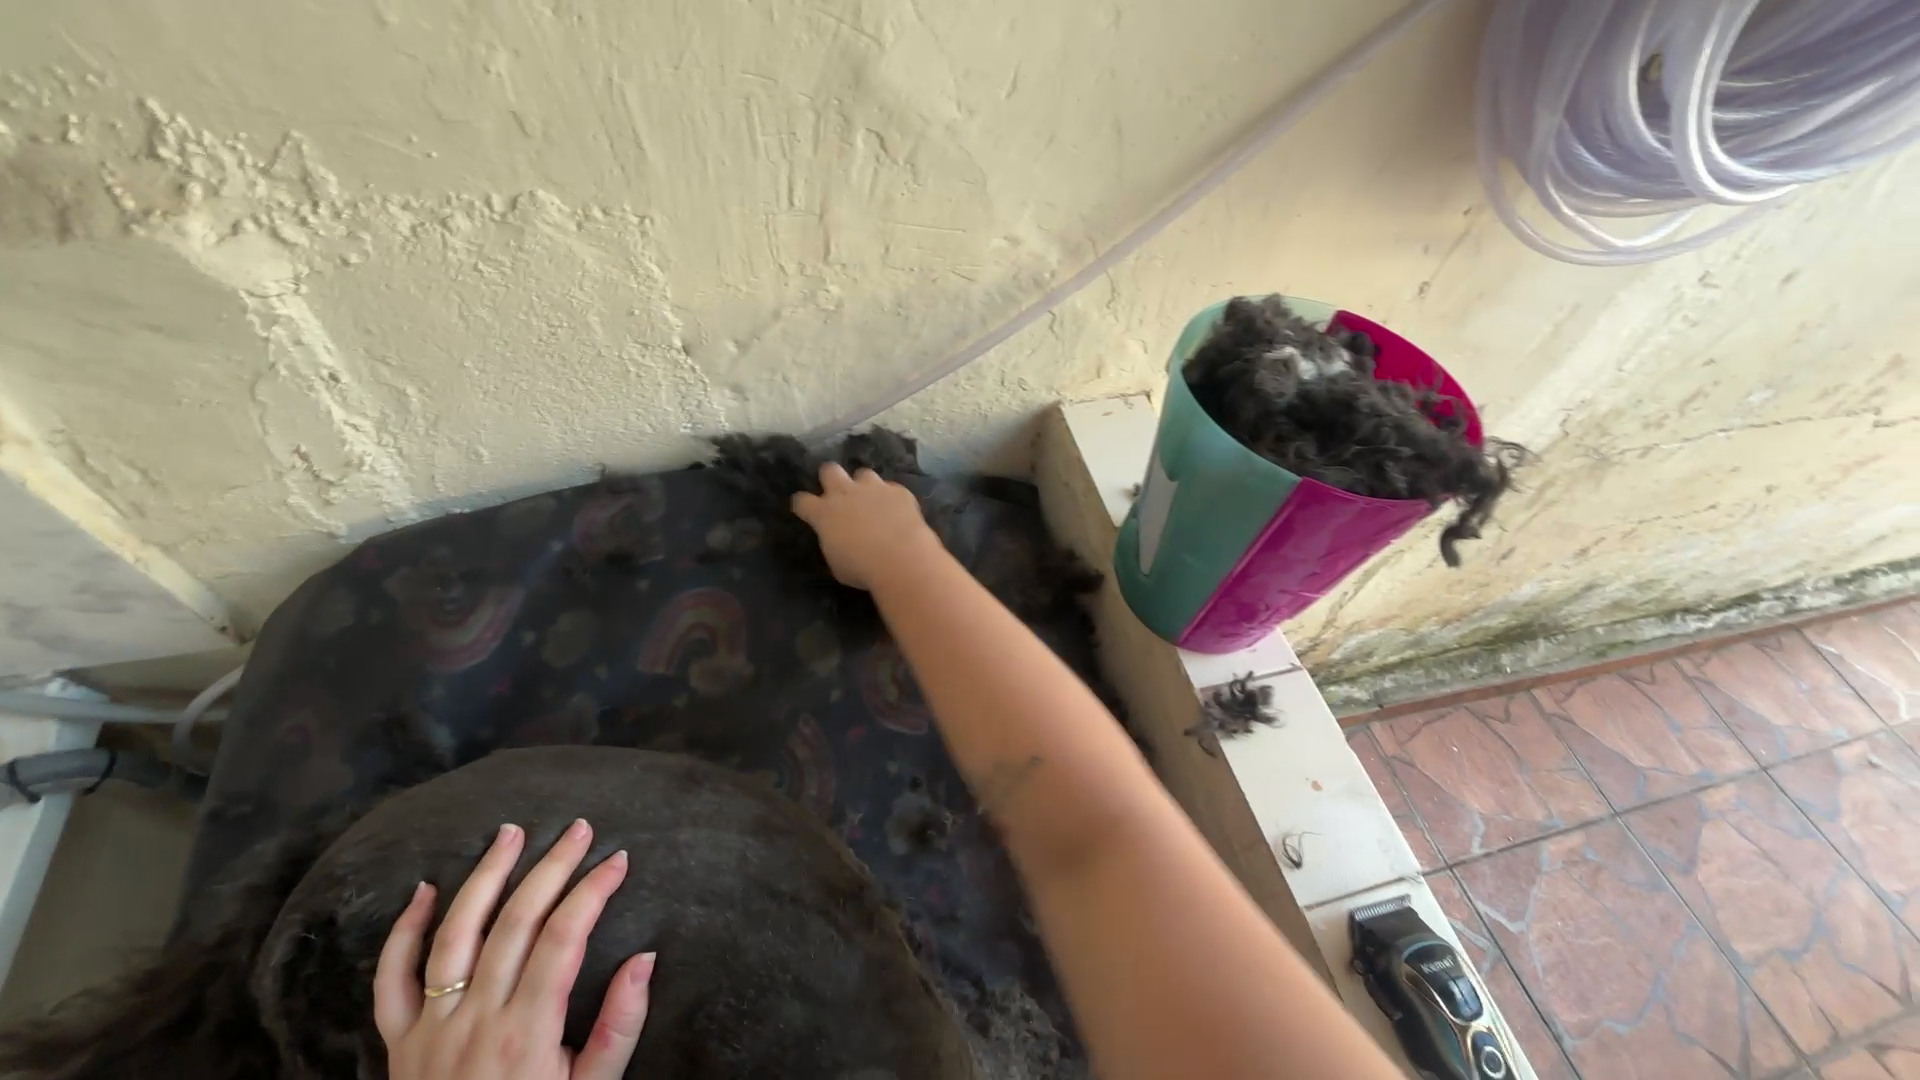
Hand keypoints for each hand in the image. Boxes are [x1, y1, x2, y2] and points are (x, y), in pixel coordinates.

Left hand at [375, 820, 654, 1079]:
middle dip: (551, 867)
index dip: (593, 890)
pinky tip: (424, 890)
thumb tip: (645, 958)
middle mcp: (474, 1019)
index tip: (618, 859)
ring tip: (510, 833)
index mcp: (527, 1031)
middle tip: (579, 829)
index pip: (563, 937)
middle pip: (514, 922)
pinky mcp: (399, 1042)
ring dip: (484, 877)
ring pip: (454, 934)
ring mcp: (430, 1029)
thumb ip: (620, 1026)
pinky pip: (391, 980)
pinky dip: (403, 932)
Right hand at [791, 463, 941, 590]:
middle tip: (839, 493)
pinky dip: (892, 499)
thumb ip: (833, 543)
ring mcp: (873, 488)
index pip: (802, 500)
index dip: (803, 505)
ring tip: (873, 502)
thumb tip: (836, 539)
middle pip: (829, 470)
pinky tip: (899, 512)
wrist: (900, 559)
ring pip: (864, 474)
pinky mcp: (898, 491)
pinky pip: (892, 488)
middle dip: (830, 478)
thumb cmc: (862, 568)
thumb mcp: (836, 563)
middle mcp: (845, 493)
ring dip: (865, 486)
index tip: (806, 510)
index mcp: (823, 513)